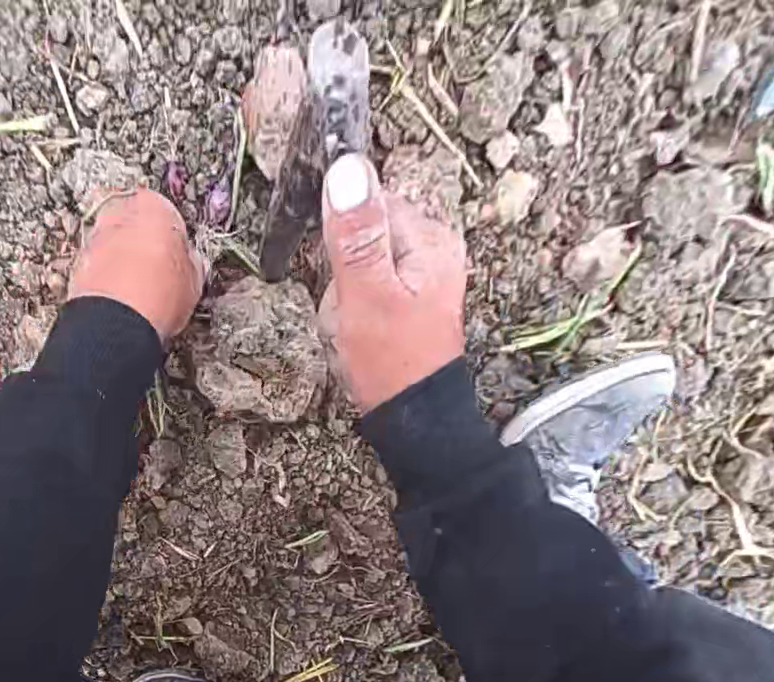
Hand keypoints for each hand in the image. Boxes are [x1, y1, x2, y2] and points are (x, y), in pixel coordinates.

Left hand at [67, 189, 203, 341]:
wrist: (118, 320)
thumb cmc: (159, 295)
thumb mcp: (194, 282)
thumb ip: (192, 264)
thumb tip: (192, 266)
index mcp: (155, 207)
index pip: (168, 215)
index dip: (174, 241)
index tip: (178, 259)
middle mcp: (120, 212)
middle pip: (135, 225)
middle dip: (144, 246)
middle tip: (159, 276)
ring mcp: (96, 237)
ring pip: (114, 245)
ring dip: (123, 263)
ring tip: (139, 294)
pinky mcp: (78, 262)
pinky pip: (98, 267)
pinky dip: (107, 280)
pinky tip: (121, 302)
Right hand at [318, 153, 467, 412]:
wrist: (413, 420)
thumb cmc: (393, 363)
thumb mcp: (367, 297)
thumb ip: (356, 237)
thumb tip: (346, 169)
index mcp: (429, 239)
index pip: (367, 204)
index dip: (342, 239)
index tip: (344, 279)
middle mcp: (431, 250)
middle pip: (360, 237)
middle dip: (343, 277)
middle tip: (353, 313)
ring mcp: (420, 276)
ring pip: (357, 267)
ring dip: (345, 299)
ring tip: (357, 330)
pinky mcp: (408, 300)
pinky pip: (364, 291)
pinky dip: (354, 313)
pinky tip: (362, 336)